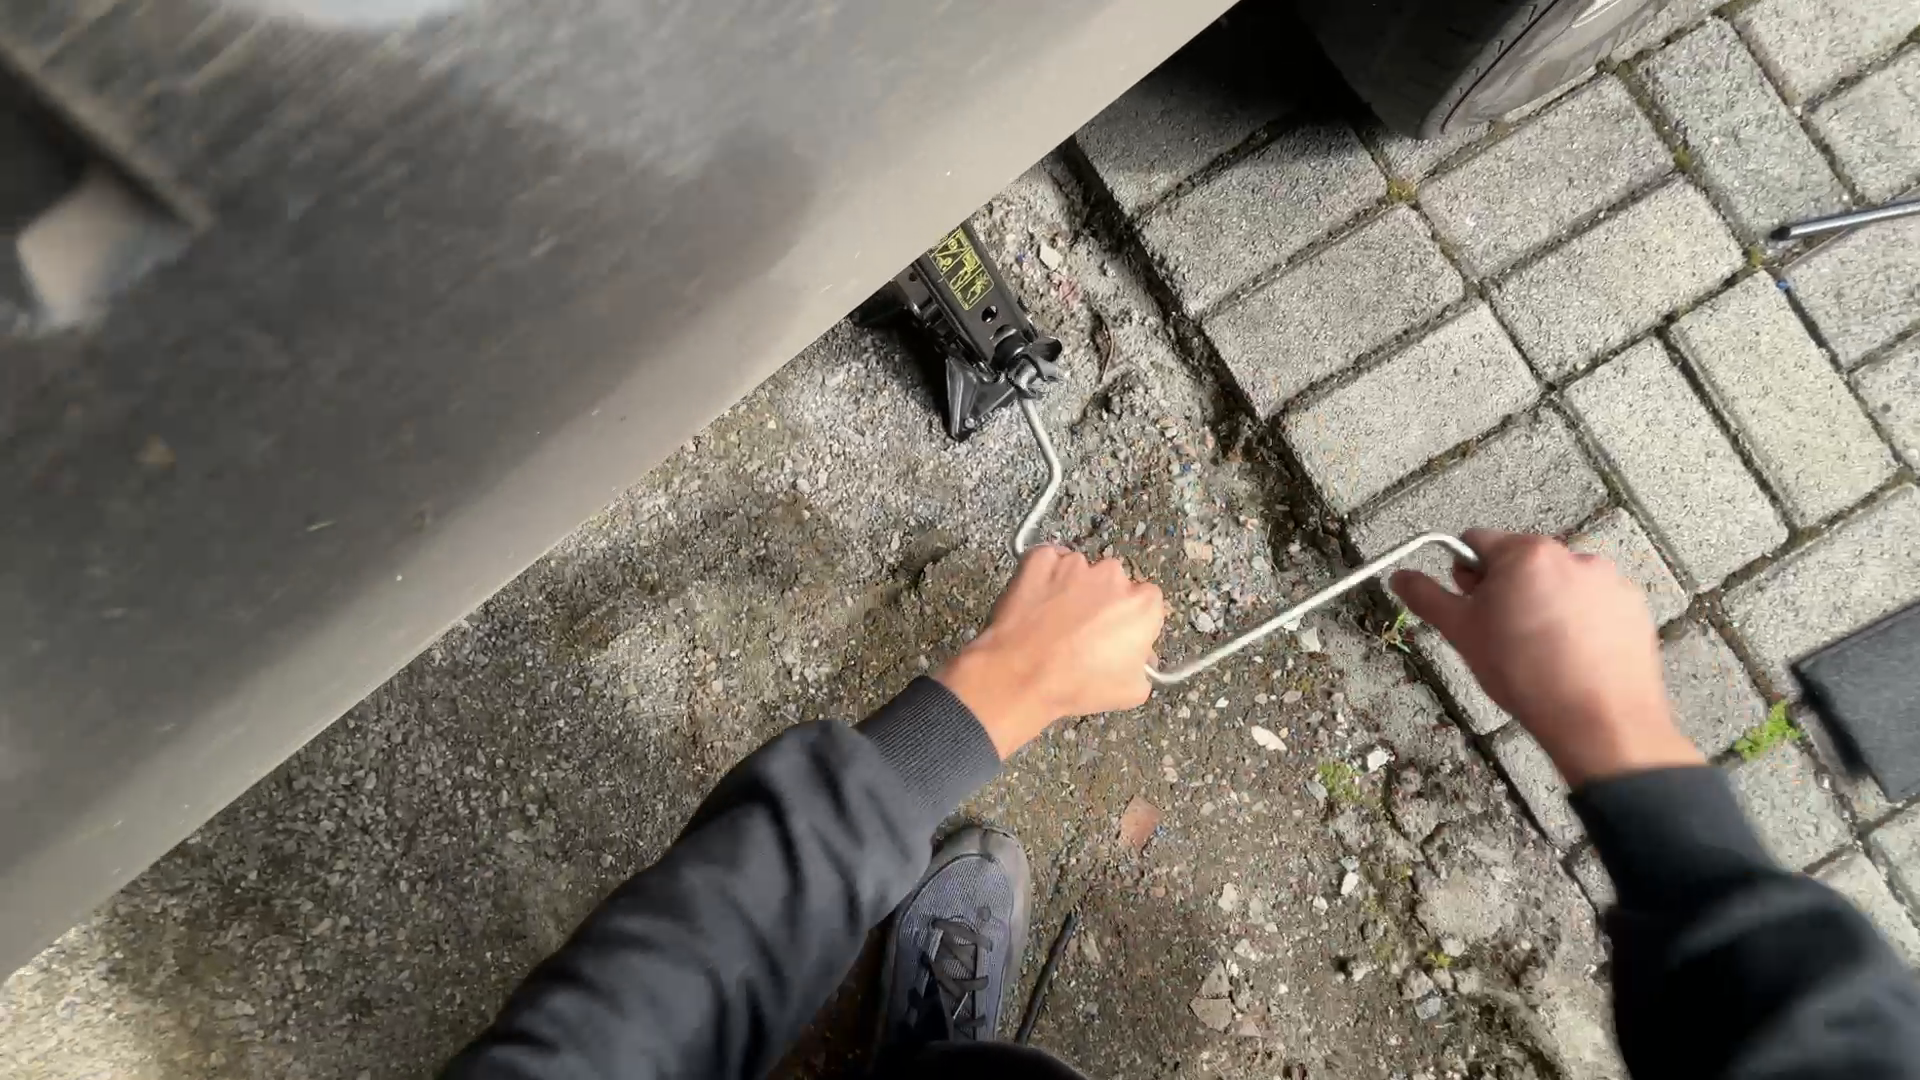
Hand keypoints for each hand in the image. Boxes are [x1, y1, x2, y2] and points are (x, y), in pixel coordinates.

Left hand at [936, 546, 1163, 758]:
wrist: (1021, 674)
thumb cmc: (1075, 684)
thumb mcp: (1131, 690)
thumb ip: (1144, 665)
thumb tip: (1139, 655)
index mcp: (1142, 605)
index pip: (1146, 601)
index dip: (1130, 618)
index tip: (1117, 633)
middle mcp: (1112, 576)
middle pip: (1112, 582)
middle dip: (1100, 600)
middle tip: (1082, 629)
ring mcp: (1074, 564)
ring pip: (1079, 571)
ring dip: (1070, 587)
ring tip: (1052, 620)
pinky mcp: (1040, 560)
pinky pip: (1047, 560)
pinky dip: (1043, 575)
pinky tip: (1036, 601)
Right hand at [1389, 529, 1702, 786]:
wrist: (1597, 720)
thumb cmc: (1523, 670)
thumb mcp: (1458, 630)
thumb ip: (1425, 596)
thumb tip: (1401, 577)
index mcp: (1525, 554)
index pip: (1475, 541)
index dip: (1462, 573)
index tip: (1469, 604)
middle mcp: (1572, 557)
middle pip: (1517, 559)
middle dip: (1501, 587)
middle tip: (1496, 628)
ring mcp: (1609, 581)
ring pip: (1553, 581)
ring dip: (1538, 601)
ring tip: (1535, 646)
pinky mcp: (1633, 607)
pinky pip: (1589, 600)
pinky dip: (1573, 617)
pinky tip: (1566, 651)